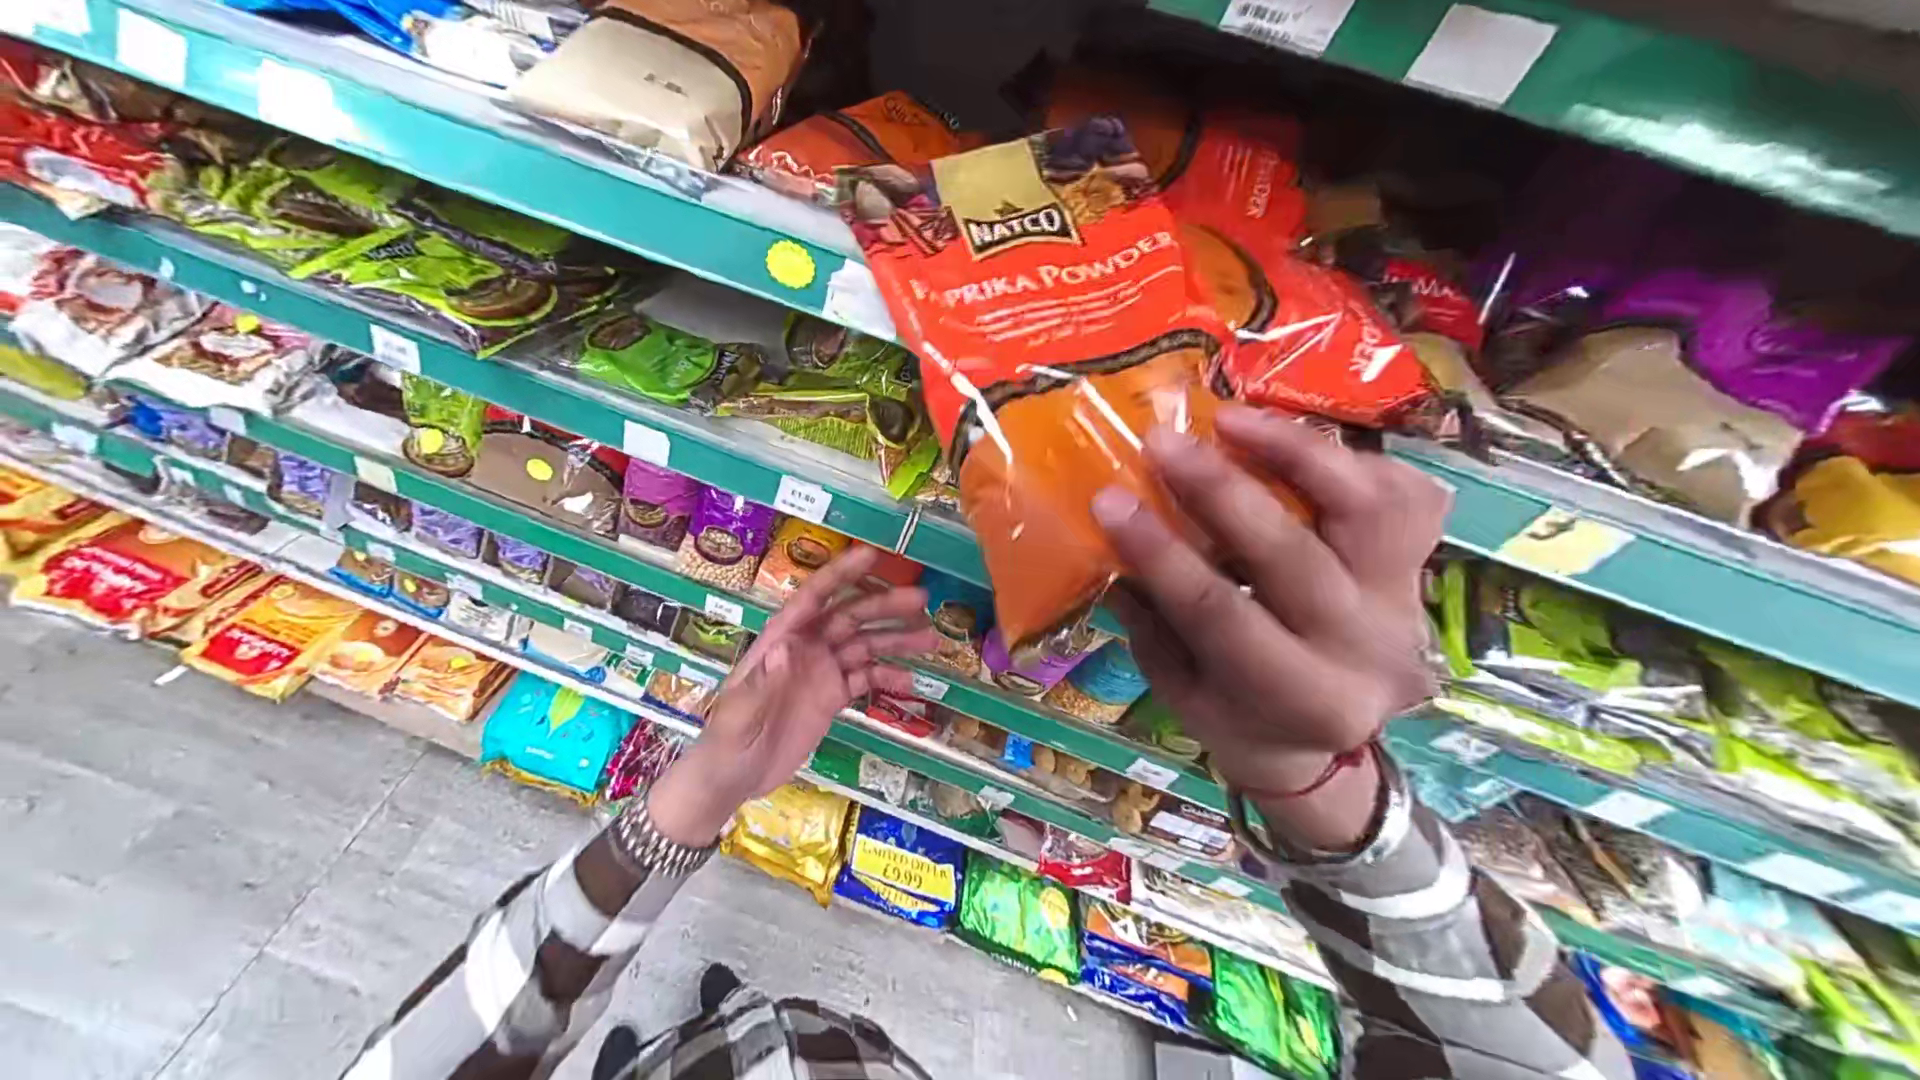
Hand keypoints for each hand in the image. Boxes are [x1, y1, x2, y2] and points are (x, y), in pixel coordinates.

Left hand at [647, 546, 937, 843]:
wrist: (733, 777)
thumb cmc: (727, 740)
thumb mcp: (738, 713)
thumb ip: (760, 681)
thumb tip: (786, 645)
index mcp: (782, 639)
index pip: (815, 597)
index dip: (842, 573)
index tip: (871, 555)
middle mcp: (807, 647)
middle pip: (850, 616)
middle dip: (884, 605)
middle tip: (921, 599)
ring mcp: (823, 671)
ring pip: (866, 645)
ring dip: (897, 640)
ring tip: (931, 638)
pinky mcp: (833, 696)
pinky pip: (867, 679)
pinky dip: (889, 677)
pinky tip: (910, 682)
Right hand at [1092, 406, 1447, 848]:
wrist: (1326, 743)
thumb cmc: (1236, 720)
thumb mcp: (1180, 688)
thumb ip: (1152, 618)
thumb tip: (1114, 539)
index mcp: (1296, 697)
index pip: (1218, 612)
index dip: (1160, 552)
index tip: (1107, 501)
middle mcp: (1362, 649)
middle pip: (1291, 554)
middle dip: (1217, 489)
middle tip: (1162, 442)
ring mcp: (1403, 603)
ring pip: (1371, 509)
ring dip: (1296, 452)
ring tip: (1233, 419)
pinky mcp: (1419, 570)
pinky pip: (1405, 497)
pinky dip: (1351, 461)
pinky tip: (1293, 445)